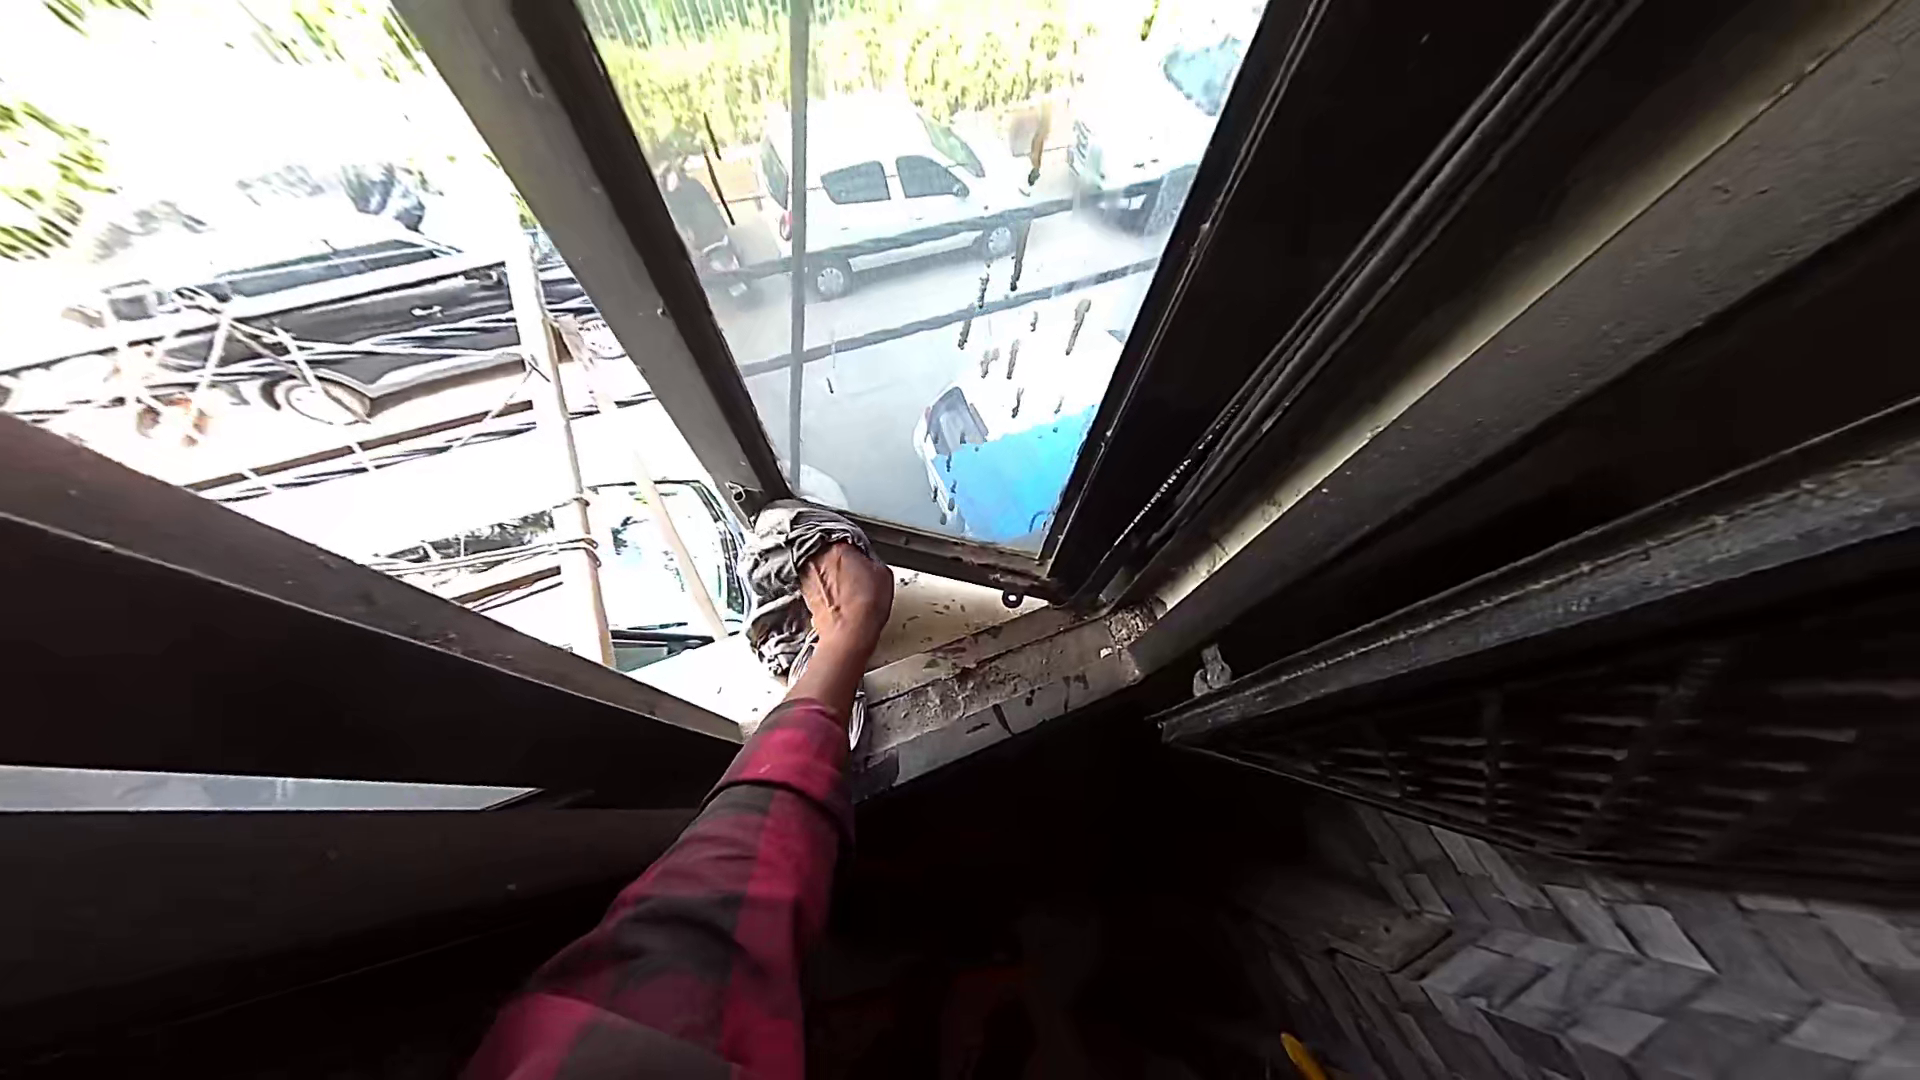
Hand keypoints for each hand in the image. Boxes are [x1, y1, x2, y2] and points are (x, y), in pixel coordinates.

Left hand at [799, 543, 893, 656]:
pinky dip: (823, 588)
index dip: (856, 548)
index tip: (861, 556)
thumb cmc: (865, 605)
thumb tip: (866, 561)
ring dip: (828, 573)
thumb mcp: (883, 573)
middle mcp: (818, 558)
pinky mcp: (803, 594)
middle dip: (838, 559)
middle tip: (853, 570)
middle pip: (828, 551)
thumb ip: (870, 559)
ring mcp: (807, 576)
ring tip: (845, 586)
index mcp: (838, 547)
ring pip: (819, 567)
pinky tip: (836, 597)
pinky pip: (814, 584)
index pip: (846, 538)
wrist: (849, 633)